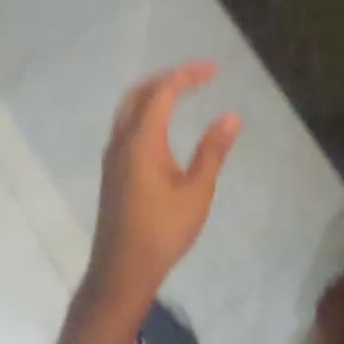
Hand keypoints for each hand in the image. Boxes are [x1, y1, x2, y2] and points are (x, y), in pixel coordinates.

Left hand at [87, 63, 241, 298]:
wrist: (121, 273)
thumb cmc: (162, 232)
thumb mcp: (197, 192)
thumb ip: (213, 151)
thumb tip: (231, 116)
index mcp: (142, 142)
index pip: (162, 93)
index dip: (187, 75)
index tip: (213, 70)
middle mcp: (121, 142)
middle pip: (139, 94)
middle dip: (168, 78)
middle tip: (197, 76)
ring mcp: (112, 157)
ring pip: (128, 109)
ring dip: (154, 94)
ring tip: (183, 92)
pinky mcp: (113, 171)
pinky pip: (126, 125)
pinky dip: (146, 111)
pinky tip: (164, 124)